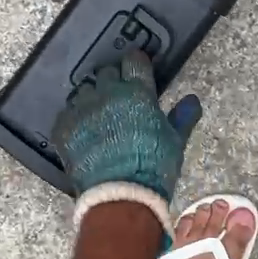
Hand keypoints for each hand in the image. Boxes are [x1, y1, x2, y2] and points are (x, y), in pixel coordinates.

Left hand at [52, 51, 199, 203]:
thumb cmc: (154, 168)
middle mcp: (108, 93)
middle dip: (113, 81)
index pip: (134, 61)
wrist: (120, 197)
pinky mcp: (65, 128)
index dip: (136, 64)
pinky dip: (75, 120)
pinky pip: (67, 114)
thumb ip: (183, 117)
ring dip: (92, 99)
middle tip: (119, 98)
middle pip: (106, 73)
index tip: (138, 70)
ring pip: (84, 91)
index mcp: (137, 92)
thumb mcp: (175, 142)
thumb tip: (193, 100)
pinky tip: (82, 133)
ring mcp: (83, 110)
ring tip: (98, 116)